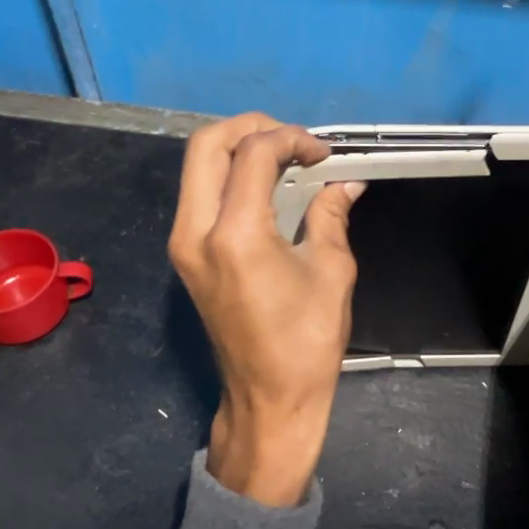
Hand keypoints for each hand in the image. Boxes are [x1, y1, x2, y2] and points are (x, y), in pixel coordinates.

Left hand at [169, 114, 364, 506]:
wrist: (267, 400)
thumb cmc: (305, 344)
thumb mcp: (332, 273)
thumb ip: (331, 215)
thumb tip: (345, 182)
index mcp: (235, 236)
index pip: (252, 155)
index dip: (291, 139)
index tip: (323, 153)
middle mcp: (196, 231)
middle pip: (206, 145)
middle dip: (252, 128)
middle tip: (294, 140)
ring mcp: (183, 243)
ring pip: (197, 166)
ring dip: (238, 149)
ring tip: (284, 157)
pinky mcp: (185, 254)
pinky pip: (200, 193)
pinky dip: (229, 175)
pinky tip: (267, 185)